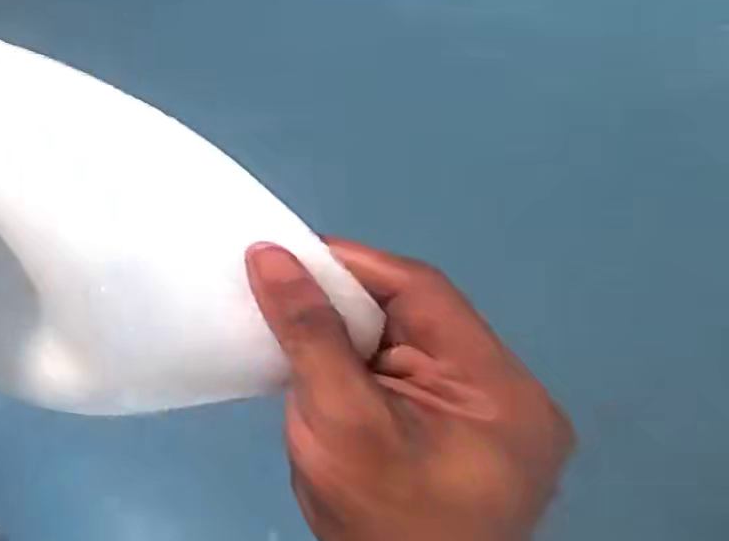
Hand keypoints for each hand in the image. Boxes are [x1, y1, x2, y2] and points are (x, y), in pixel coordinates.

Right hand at [246, 239, 573, 540]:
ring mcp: (454, 405)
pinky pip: (371, 354)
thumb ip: (308, 330)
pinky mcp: (420, 416)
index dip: (347, 261)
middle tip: (265, 277)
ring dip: (324, 314)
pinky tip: (292, 341)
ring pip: (381, 327)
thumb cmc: (382, 508)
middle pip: (402, 304)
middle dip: (330, 288)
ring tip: (270, 304)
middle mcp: (487, 388)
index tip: (276, 252)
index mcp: (495, 386)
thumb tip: (267, 252)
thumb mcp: (341, 415)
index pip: (420, 290)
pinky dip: (328, 340)